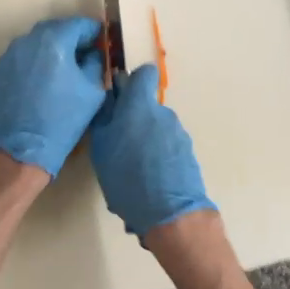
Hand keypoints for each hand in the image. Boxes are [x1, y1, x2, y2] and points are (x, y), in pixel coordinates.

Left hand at [0, 16, 105, 177]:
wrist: (22, 148)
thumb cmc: (63, 118)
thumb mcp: (92, 91)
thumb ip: (95, 64)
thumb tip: (92, 54)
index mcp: (54, 41)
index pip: (79, 24)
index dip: (94, 31)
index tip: (102, 40)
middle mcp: (28, 40)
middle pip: (56, 29)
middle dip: (72, 38)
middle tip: (86, 52)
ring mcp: (11, 55)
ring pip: (37, 42)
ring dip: (53, 48)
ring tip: (66, 66)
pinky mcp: (1, 70)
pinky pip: (24, 57)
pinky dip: (37, 60)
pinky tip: (45, 78)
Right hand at [90, 65, 214, 237]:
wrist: (171, 214)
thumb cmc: (127, 177)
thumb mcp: (101, 148)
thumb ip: (104, 118)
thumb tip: (108, 99)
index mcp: (140, 107)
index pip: (143, 74)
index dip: (131, 81)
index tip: (118, 97)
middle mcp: (163, 113)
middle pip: (146, 106)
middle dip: (133, 118)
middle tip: (117, 142)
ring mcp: (178, 134)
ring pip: (156, 127)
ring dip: (144, 139)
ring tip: (132, 168)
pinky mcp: (187, 153)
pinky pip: (166, 146)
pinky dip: (157, 156)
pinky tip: (148, 180)